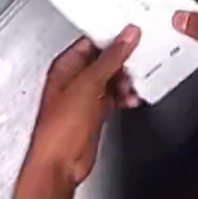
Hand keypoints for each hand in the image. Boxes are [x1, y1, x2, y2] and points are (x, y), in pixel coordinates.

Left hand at [22, 28, 138, 187]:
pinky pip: (115, 96)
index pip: (93, 40)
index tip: (132, 33)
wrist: (60, 165)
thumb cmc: (59, 129)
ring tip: (134, 85)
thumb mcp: (90, 83)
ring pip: (112, 79)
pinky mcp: (95, 112)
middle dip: (123, 61)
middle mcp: (74, 79)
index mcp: (66, 66)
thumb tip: (127, 35)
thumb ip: (111, 57)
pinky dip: (125, 96)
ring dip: (126, 81)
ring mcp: (85, 96)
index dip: (113, 36)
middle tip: (138, 61)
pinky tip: (132, 99)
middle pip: (105, 60)